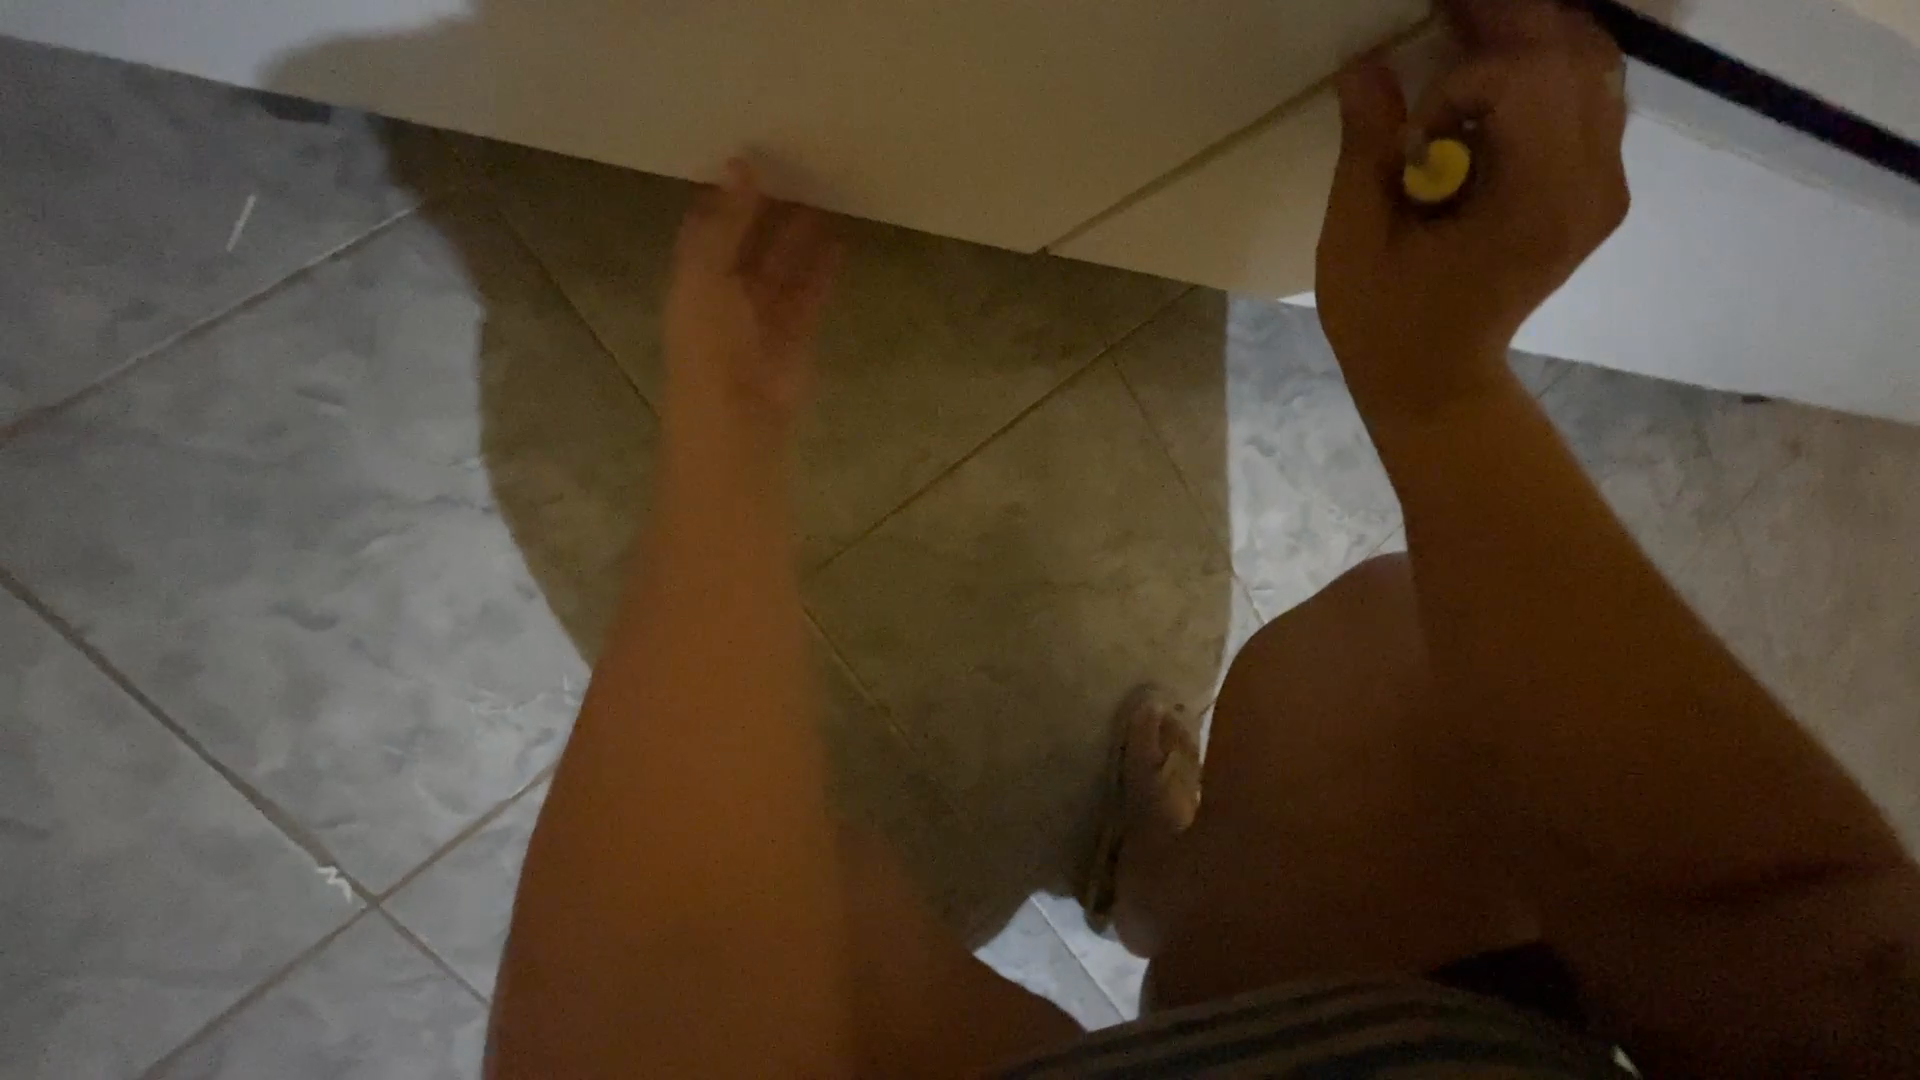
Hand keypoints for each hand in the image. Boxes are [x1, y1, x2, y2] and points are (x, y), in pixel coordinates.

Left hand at [664, 159, 840, 449]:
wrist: (737, 416)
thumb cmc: (709, 345)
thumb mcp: (704, 276)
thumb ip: (722, 223)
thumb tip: (740, 164)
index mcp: (693, 277)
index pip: (710, 225)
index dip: (729, 192)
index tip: (755, 150)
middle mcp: (726, 294)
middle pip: (750, 242)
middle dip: (770, 208)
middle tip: (799, 162)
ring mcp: (764, 315)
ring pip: (784, 264)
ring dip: (801, 233)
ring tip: (826, 191)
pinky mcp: (797, 334)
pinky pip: (810, 293)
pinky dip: (823, 268)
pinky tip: (840, 238)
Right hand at [1316, 0, 1628, 418]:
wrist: (1434, 381)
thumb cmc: (1383, 326)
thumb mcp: (1352, 246)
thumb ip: (1364, 152)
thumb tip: (1364, 66)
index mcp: (1534, 206)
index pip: (1528, 81)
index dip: (1461, 81)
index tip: (1406, 134)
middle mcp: (1591, 185)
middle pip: (1574, 56)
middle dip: (1504, 24)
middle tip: (1441, 14)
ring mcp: (1603, 186)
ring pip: (1592, 66)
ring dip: (1527, 41)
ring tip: (1462, 35)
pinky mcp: (1595, 189)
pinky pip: (1587, 99)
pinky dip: (1541, 74)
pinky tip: (1491, 81)